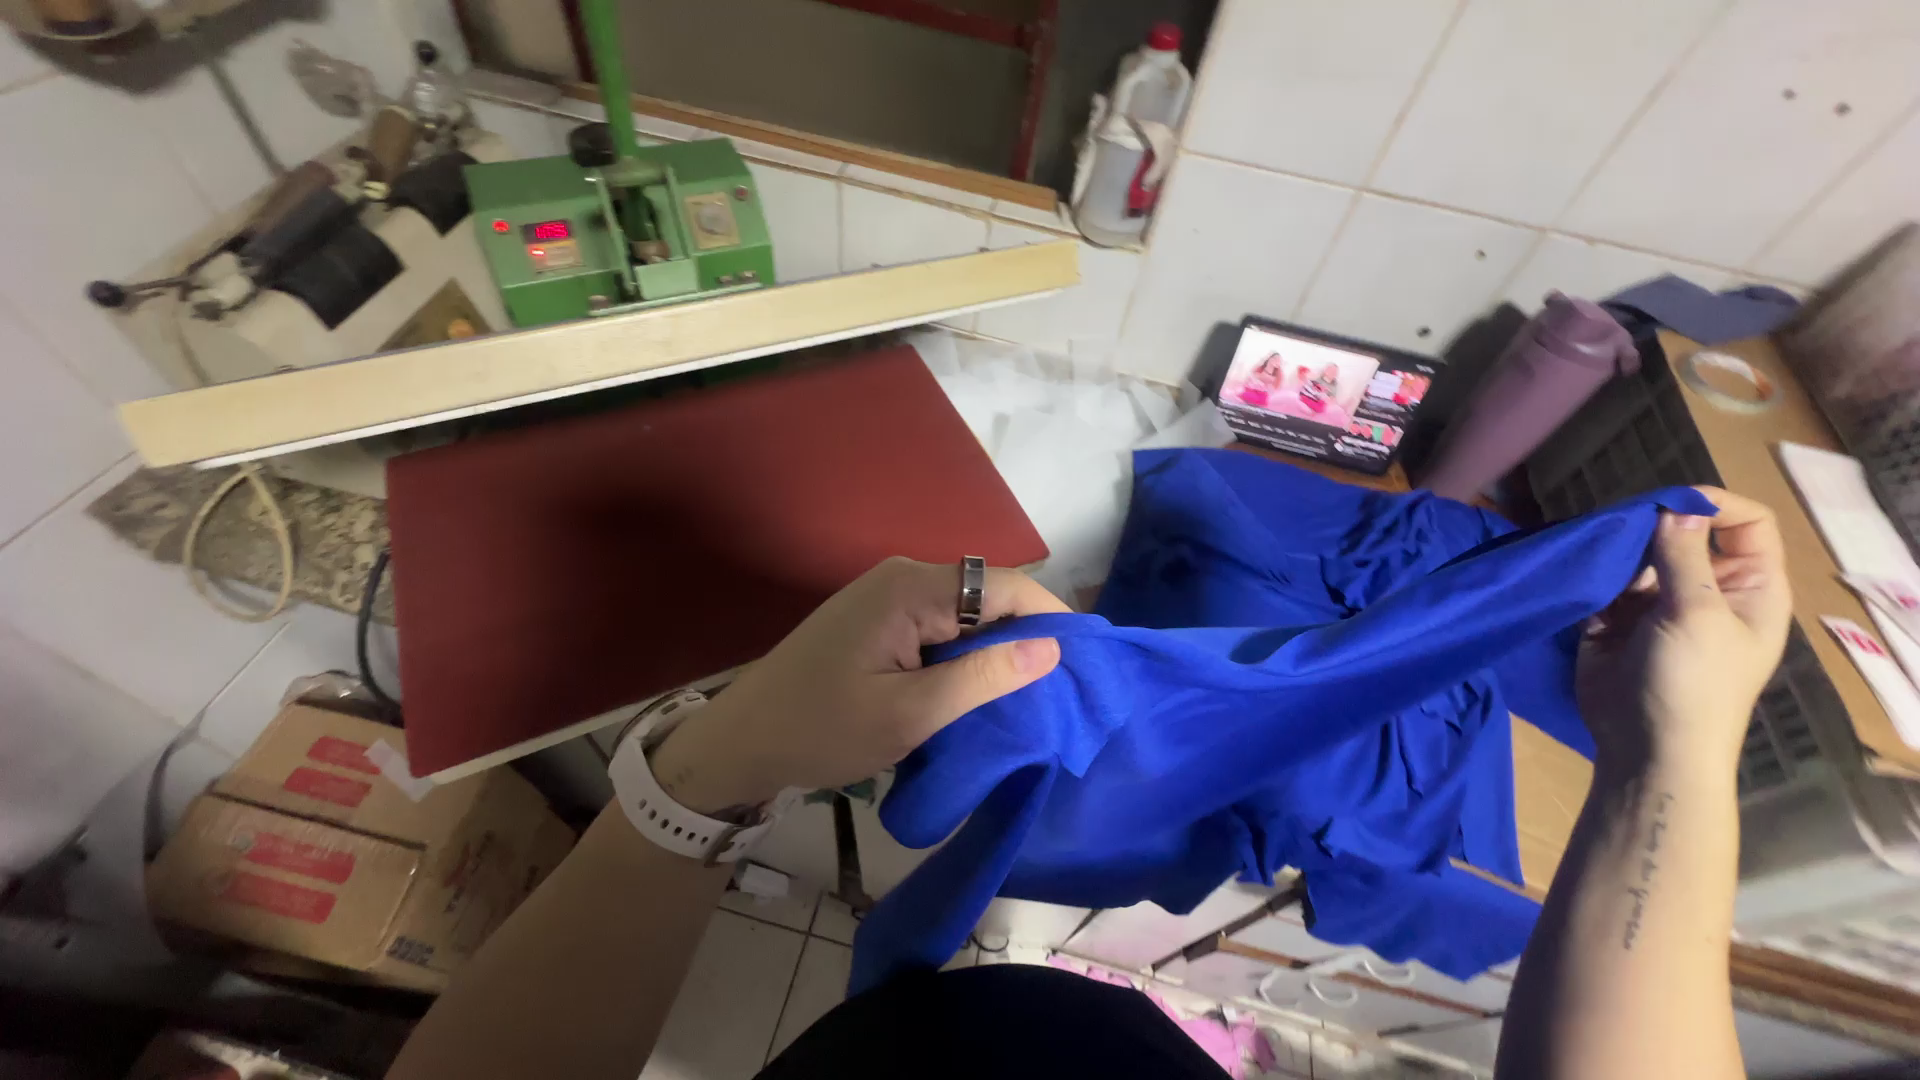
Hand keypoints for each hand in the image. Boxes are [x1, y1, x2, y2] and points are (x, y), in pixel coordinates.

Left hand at [648, 557, 1068, 813]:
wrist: (742, 740)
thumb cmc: (823, 730)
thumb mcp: (910, 714)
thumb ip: (983, 678)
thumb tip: (1052, 648)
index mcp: (910, 588)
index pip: (1003, 585)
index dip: (1050, 616)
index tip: (1087, 658)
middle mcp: (902, 575)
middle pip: (985, 593)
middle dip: (1025, 633)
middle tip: (1061, 685)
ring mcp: (886, 593)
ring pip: (963, 610)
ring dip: (993, 646)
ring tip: (1026, 691)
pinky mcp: (877, 615)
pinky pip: (938, 623)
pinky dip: (962, 651)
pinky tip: (976, 685)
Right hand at [1576, 487, 1792, 773]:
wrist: (1646, 743)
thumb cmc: (1693, 682)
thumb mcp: (1696, 614)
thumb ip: (1684, 557)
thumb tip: (1675, 505)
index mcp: (1749, 587)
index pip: (1746, 524)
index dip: (1713, 504)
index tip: (1664, 504)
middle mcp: (1706, 590)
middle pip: (1685, 534)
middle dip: (1651, 523)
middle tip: (1614, 523)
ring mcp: (1657, 606)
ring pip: (1638, 557)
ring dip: (1615, 548)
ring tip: (1588, 545)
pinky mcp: (1613, 620)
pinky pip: (1602, 583)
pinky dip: (1589, 573)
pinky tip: (1573, 566)